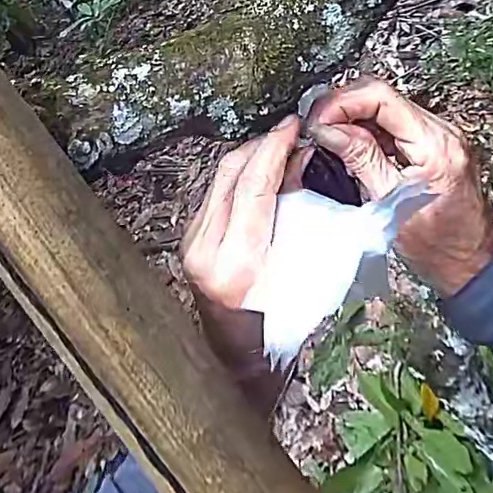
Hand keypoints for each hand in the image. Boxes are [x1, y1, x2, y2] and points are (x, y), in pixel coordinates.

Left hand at [180, 115, 303, 411]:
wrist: (235, 365)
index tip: (292, 127)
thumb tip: (301, 165)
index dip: (275, 148)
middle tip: (289, 130)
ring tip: (280, 145)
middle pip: (231, 172)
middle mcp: (205, 249)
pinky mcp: (190, 240)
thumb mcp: (302, 278)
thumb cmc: (276, 334)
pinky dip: (241, 174)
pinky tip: (262, 171)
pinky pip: (216, 192)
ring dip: (252, 155)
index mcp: (236, 263)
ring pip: (220, 177)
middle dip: (263, 143)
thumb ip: (302, 219)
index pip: (254, 185)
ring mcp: (192, 243)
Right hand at [306, 77, 492, 295]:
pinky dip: (366, 126)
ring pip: (385, 104)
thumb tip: (328, 130)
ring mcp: (439, 135)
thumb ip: (360, 159)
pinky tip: (349, 142)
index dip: (342, 102)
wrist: (472, 263)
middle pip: (382, 95)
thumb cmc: (440, 246)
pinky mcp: (432, 142)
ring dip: (351, 114)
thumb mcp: (389, 205)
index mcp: (435, 146)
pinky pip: (393, 121)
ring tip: (327, 134)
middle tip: (317, 125)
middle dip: (342, 105)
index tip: (319, 119)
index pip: (382, 98)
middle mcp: (442, 132)